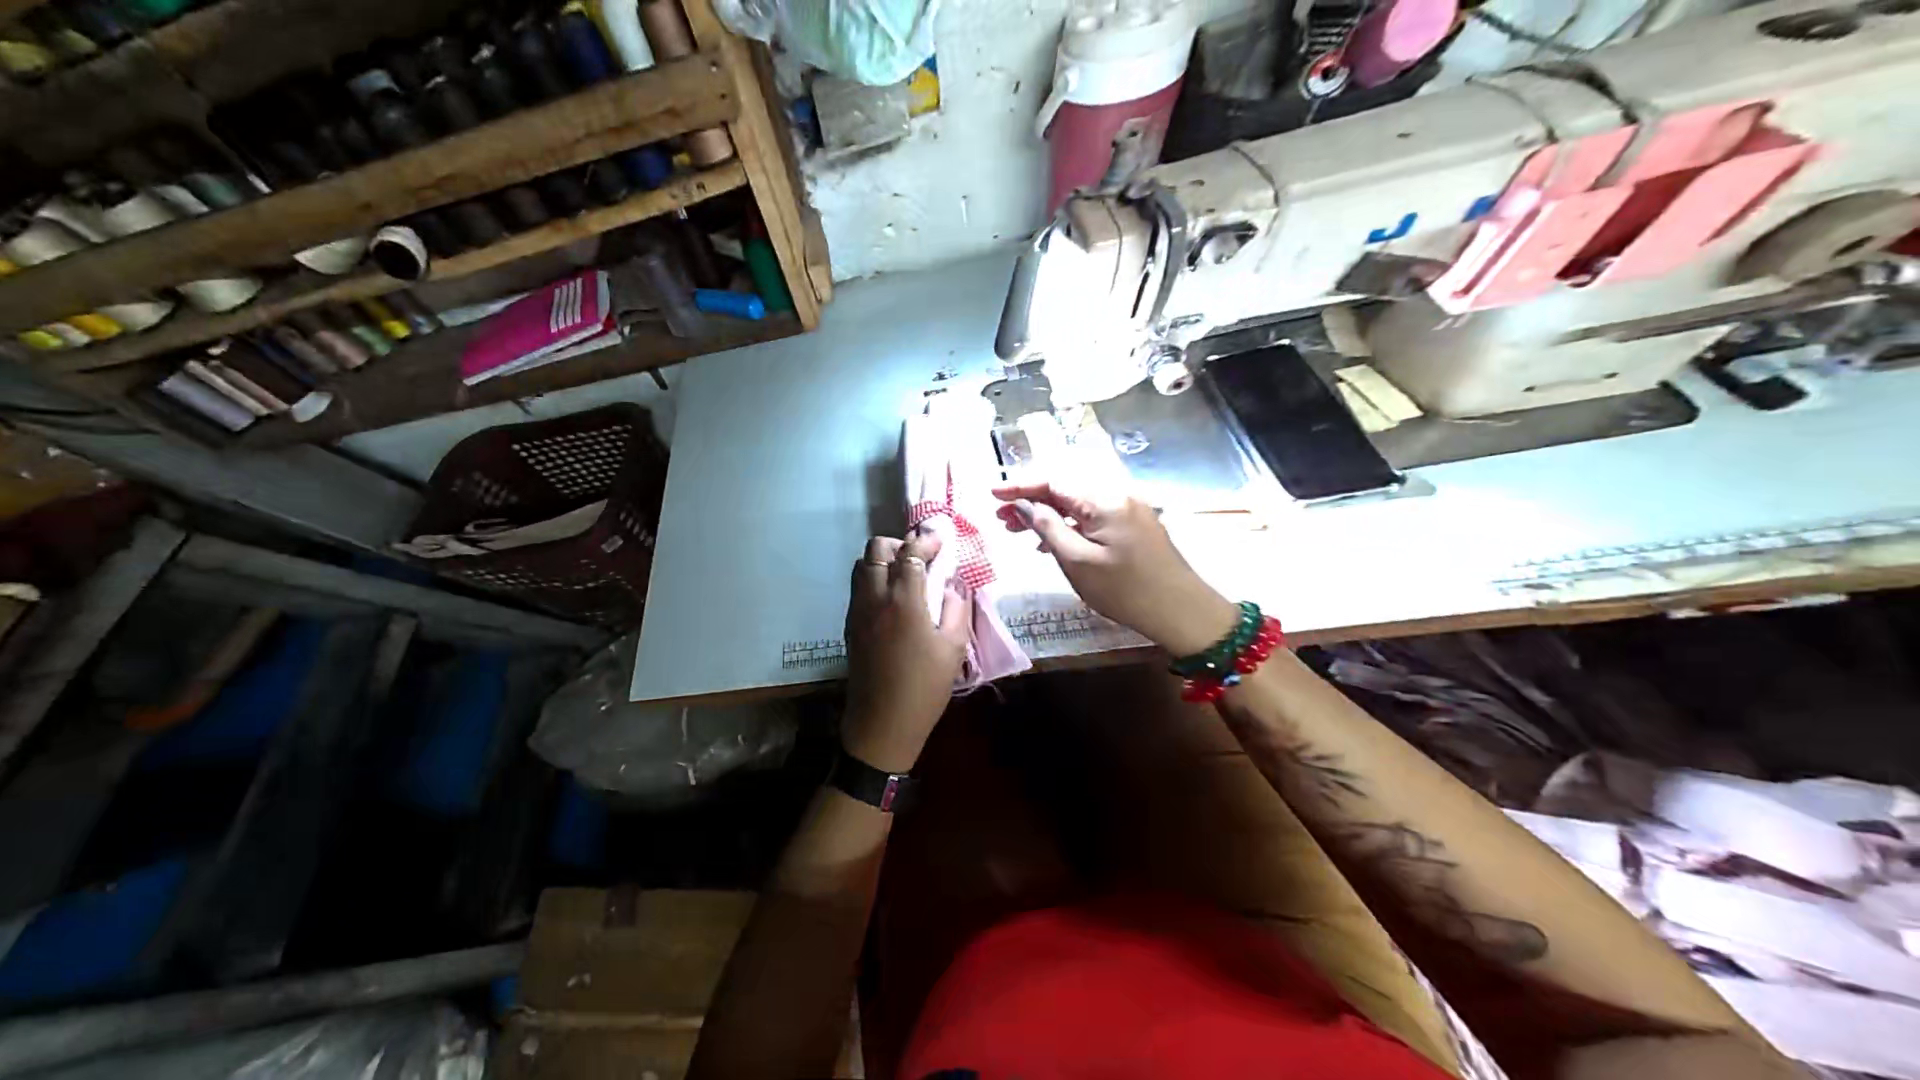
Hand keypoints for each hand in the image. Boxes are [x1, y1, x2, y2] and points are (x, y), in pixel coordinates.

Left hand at [842, 531, 968, 772]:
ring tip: (906, 575)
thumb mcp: (954, 648)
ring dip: (883, 560)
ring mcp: (857, 610)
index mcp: (903, 600)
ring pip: (861, 565)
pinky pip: (858, 586)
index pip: (910, 553)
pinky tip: (892, 598)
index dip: (926, 542)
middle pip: (877, 549)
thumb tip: (955, 584)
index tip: (940, 541)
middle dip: (900, 545)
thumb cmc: (924, 688)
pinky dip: (873, 578)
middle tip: (920, 558)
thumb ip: (957, 608)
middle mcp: (875, 597)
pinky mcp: (850, 625)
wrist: (882, 723)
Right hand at [993, 480, 1238, 656]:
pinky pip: (1092, 517)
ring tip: (1018, 531)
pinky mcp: (1134, 526)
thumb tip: (1023, 504)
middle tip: (1000, 518)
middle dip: (1030, 500)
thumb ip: (1048, 528)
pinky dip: (1068, 525)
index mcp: (1104, 500)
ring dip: (1047, 514)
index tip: (992, 492)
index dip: (1020, 486)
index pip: (1053, 481)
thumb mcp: (1078, 562)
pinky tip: (1051, 543)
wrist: (1182, 611)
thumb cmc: (1125, 590)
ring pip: (1078, 504)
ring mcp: (1128, 510)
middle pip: (1065, 489)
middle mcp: (1117, 495)